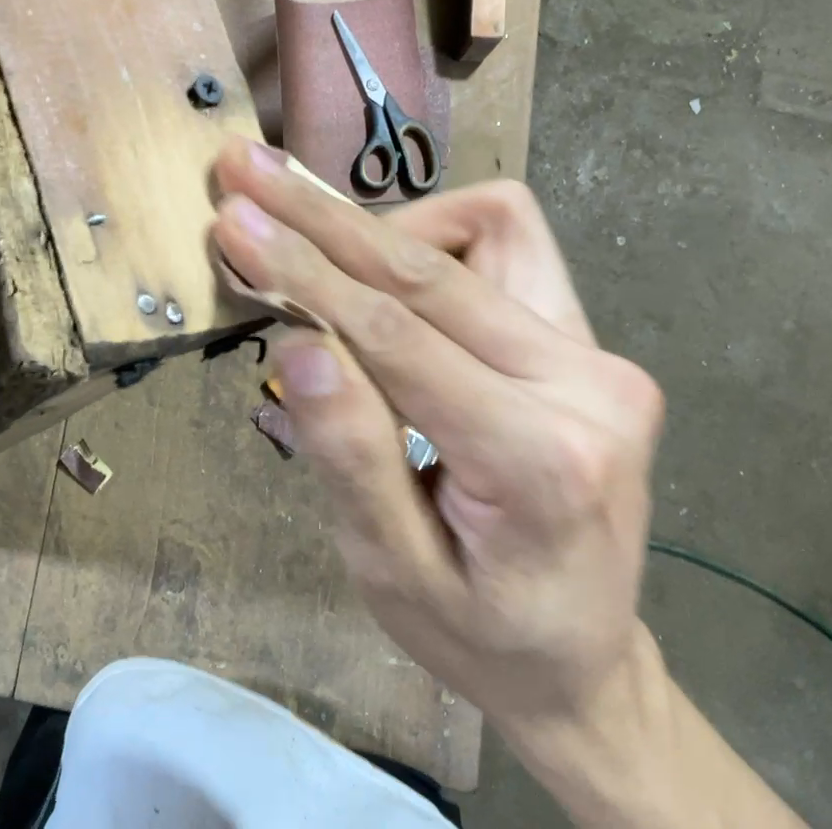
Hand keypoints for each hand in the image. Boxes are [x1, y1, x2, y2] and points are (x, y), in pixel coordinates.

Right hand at [212, 140, 662, 730]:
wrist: (579, 658)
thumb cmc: (476, 632)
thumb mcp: (390, 570)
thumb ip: (350, 457)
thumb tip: (298, 345)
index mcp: (539, 459)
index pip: (399, 338)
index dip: (306, 273)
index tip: (233, 220)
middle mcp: (587, 386)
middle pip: (433, 271)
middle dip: (324, 219)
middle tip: (246, 172)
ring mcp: (598, 356)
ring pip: (484, 232)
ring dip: (382, 230)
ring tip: (306, 245)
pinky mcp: (589, 344)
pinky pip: (511, 248)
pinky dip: (436, 242)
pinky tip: (386, 281)